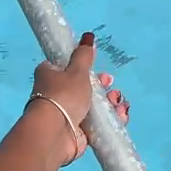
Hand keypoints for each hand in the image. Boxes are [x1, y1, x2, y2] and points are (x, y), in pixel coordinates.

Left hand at [26, 31, 130, 163]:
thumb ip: (84, 55)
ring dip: (110, 102)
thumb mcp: (76, 70)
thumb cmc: (63, 95)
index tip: (98, 68)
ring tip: (118, 102)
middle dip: (102, 85)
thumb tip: (87, 36)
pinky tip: (121, 114)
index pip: (66, 67)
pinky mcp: (77, 132)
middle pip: (84, 87)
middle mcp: (56, 95)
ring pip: (93, 105)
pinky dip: (111, 118)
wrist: (54, 133)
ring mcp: (67, 114)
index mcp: (49, 76)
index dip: (84, 67)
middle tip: (109, 85)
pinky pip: (97, 122)